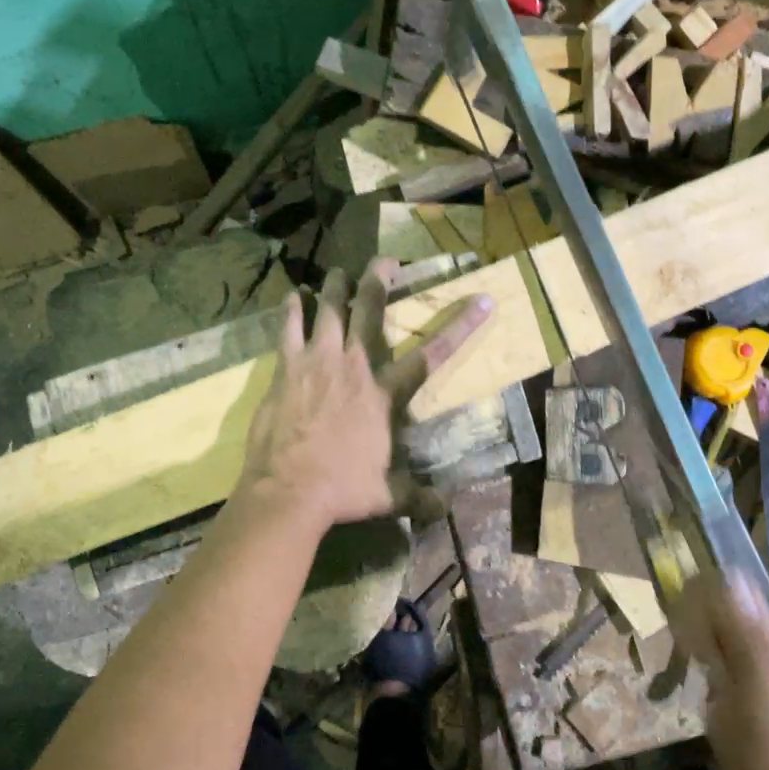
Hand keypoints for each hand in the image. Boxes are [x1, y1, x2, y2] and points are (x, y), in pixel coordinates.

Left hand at [235, 258, 491, 528]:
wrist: (288, 489)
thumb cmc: (341, 490)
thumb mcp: (387, 496)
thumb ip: (417, 497)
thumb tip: (446, 509)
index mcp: (384, 394)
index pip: (432, 354)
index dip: (461, 326)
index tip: (482, 299)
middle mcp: (355, 367)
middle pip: (370, 311)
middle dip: (379, 280)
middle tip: (385, 260)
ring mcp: (317, 362)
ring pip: (328, 310)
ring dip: (334, 288)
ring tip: (337, 272)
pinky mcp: (287, 368)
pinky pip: (288, 328)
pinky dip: (291, 309)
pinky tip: (292, 295)